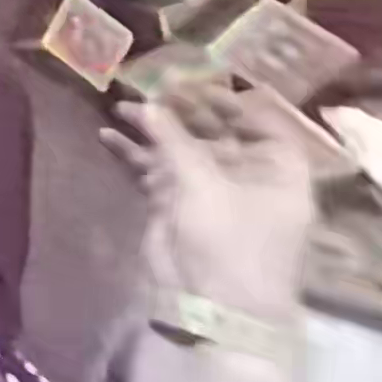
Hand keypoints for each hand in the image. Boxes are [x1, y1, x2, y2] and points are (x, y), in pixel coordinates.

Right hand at [103, 85, 315, 324]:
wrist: (210, 297)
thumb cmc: (229, 238)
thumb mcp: (204, 184)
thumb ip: (173, 141)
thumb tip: (146, 103)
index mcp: (276, 174)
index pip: (263, 128)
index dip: (233, 104)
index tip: (196, 84)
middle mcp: (243, 177)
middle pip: (214, 134)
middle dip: (181, 112)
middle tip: (148, 89)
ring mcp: (206, 190)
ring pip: (177, 148)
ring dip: (150, 129)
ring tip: (119, 107)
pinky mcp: (172, 201)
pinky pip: (150, 167)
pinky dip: (130, 152)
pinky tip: (106, 136)